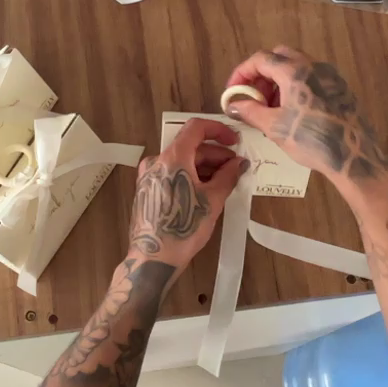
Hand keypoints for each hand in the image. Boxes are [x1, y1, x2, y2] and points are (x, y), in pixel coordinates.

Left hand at [127, 118, 246, 267]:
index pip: (196, 128)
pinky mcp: (147, 190)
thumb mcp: (212, 201)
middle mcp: (156, 162)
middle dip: (215, 155)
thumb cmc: (183, 228)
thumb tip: (240, 163)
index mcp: (172, 158)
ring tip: (224, 181)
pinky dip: (190, 176)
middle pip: (190, 147)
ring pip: (181, 162)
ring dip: (204, 167)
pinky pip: (172, 174)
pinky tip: (206, 191)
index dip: (218, 130)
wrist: (153, 258)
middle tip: (235, 168)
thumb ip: (228, 176)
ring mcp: (148, 176)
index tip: (234, 140)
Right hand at [223, 46, 387, 189]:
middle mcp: (313, 66)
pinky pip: (311, 79)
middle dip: (261, 74)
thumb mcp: (274, 127)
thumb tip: (233, 105)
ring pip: (296, 67)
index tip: (233, 92)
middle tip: (253, 97)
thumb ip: (250, 111)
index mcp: (294, 71)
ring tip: (270, 108)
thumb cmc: (311, 139)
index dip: (242, 73)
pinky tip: (292, 113)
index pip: (260, 59)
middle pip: (279, 57)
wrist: (352, 155)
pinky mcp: (340, 89)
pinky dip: (295, 88)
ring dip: (278, 82)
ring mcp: (329, 76)